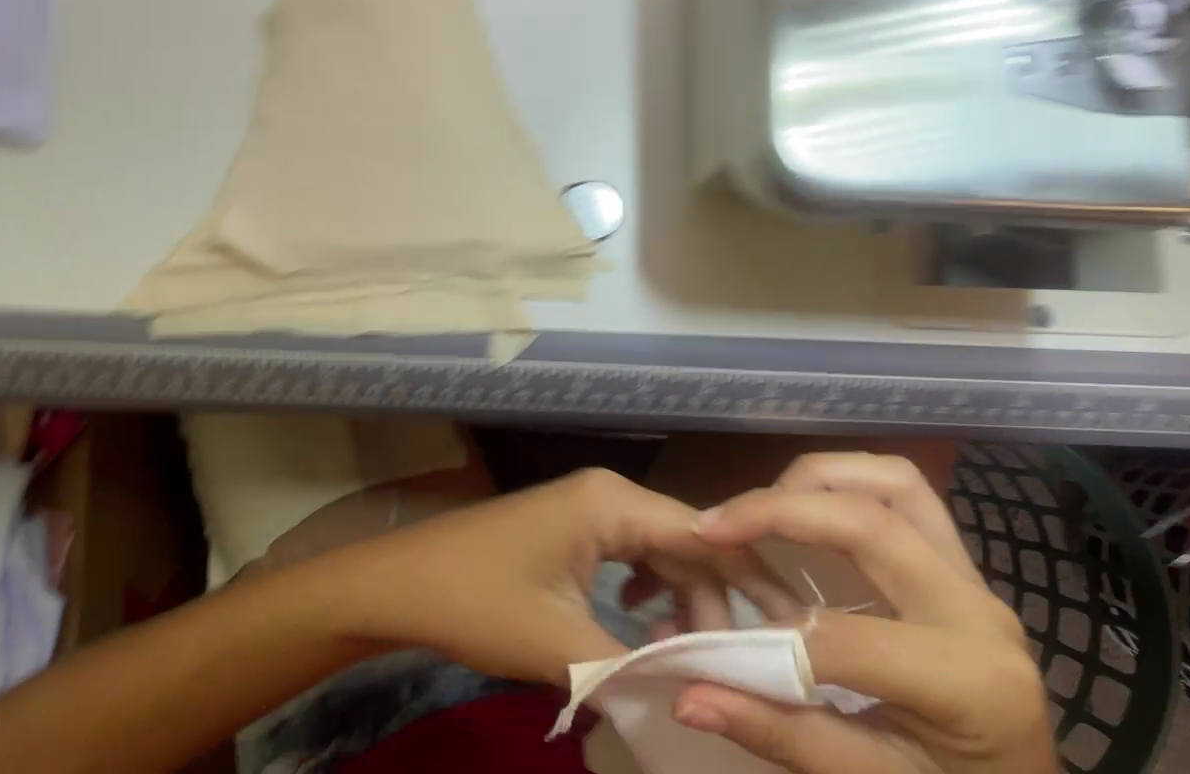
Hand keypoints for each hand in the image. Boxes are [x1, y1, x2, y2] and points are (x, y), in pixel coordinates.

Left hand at [321, 467, 799, 685]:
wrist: (396, 584)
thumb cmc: (474, 603)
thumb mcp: (559, 645)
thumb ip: (635, 668)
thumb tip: (697, 694)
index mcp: (613, 503)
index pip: (707, 537)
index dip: (754, 582)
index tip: (793, 632)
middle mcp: (609, 494)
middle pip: (689, 545)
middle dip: (718, 603)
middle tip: (748, 665)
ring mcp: (588, 508)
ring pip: (661, 552)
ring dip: (683, 601)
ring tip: (699, 655)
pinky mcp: (571, 529)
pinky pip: (630, 555)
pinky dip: (650, 591)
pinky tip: (647, 624)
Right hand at [670, 454, 1054, 773]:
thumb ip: (780, 736)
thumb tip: (686, 698)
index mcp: (967, 681)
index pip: (845, 637)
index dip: (766, 638)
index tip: (708, 644)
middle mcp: (978, 612)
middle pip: (870, 521)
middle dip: (778, 510)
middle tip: (711, 525)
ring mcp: (976, 582)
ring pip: (895, 483)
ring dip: (817, 479)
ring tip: (758, 508)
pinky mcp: (962, 569)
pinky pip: (907, 496)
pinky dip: (846, 487)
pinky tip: (804, 513)